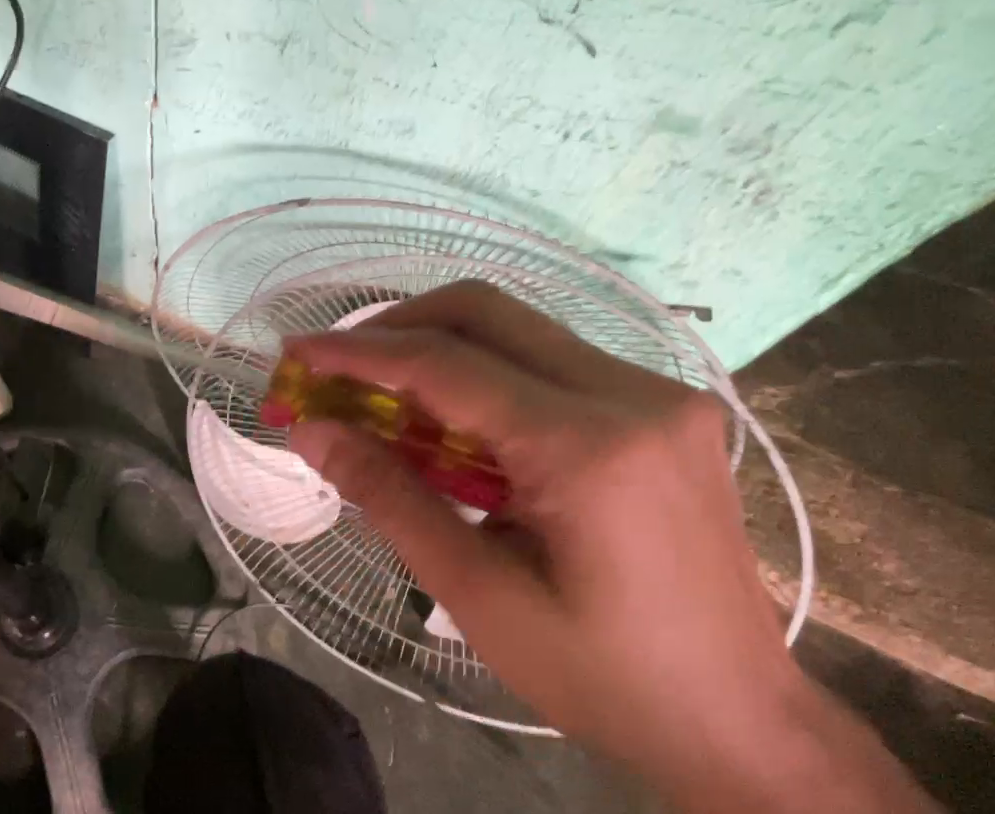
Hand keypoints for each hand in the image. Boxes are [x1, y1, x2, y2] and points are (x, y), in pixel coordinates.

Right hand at [284, 283, 931, 811]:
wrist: (743, 723)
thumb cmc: (603, 675)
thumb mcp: (477, 594)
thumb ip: (388, 497)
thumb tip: (309, 430)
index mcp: (589, 447)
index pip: (444, 363)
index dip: (355, 352)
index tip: (293, 354)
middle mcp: (633, 395)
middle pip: (484, 312)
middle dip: (393, 329)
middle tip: (333, 368)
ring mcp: (657, 396)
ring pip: (515, 327)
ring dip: (434, 348)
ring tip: (378, 398)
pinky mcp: (661, 410)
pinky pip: (546, 360)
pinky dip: (480, 374)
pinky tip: (449, 425)